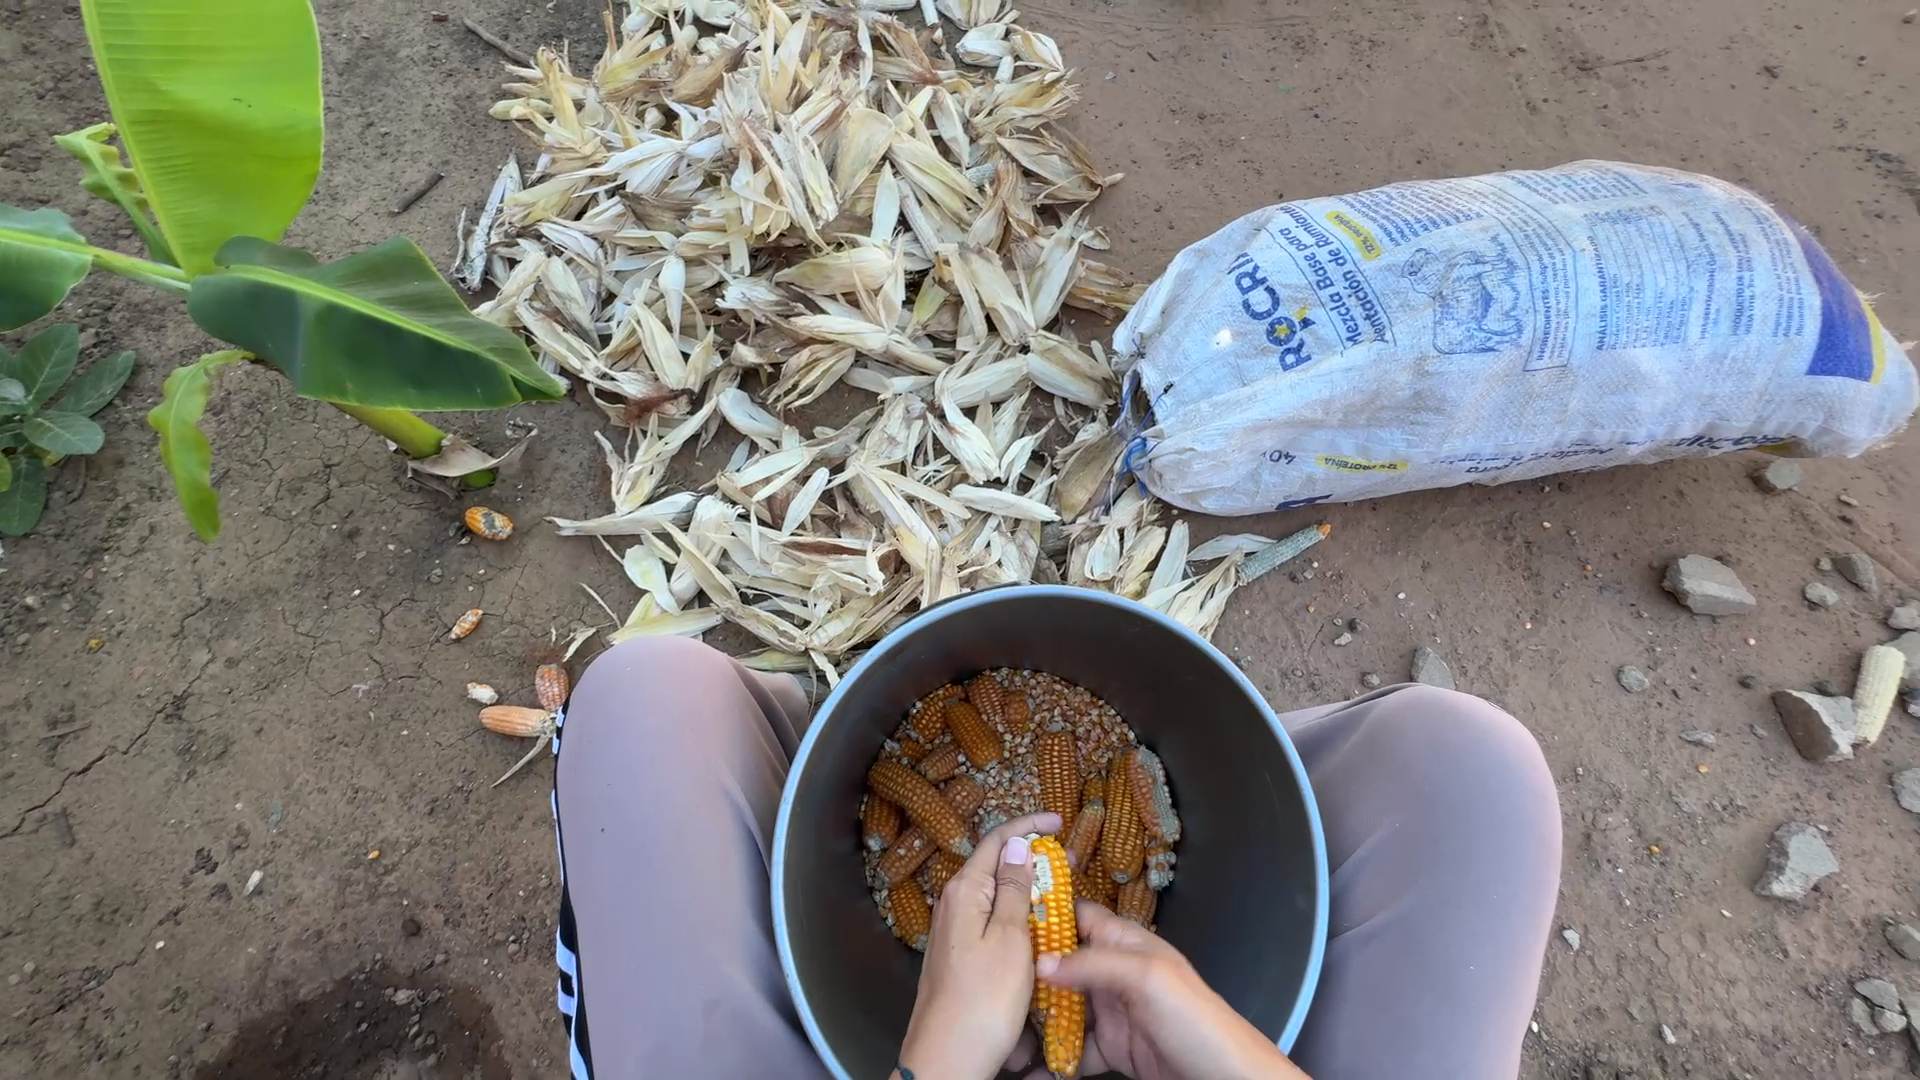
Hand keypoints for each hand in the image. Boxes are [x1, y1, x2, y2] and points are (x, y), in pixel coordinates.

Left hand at [894, 812, 1062, 1079]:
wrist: (947, 1060)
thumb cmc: (983, 998)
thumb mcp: (1010, 938)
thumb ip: (1015, 889)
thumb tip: (1018, 845)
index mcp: (965, 889)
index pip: (997, 839)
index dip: (1029, 824)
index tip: (1059, 821)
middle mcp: (954, 902)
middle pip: (995, 863)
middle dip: (1031, 855)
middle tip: (1068, 858)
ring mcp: (955, 929)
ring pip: (995, 893)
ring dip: (1027, 886)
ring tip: (1059, 888)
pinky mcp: (960, 953)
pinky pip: (992, 918)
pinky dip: (1017, 913)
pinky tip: (1037, 925)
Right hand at [1022, 901, 1308, 1079]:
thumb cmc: (1195, 1018)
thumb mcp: (1146, 978)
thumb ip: (1093, 964)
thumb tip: (1039, 962)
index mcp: (1123, 941)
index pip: (1076, 915)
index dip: (1043, 912)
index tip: (1003, 917)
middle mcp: (1112, 971)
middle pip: (1061, 963)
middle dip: (1028, 974)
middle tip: (992, 984)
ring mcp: (1111, 1012)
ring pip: (1062, 1008)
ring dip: (1034, 1019)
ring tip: (1001, 1030)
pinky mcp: (1113, 1050)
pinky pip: (1074, 1050)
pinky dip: (1052, 1060)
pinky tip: (1028, 1069)